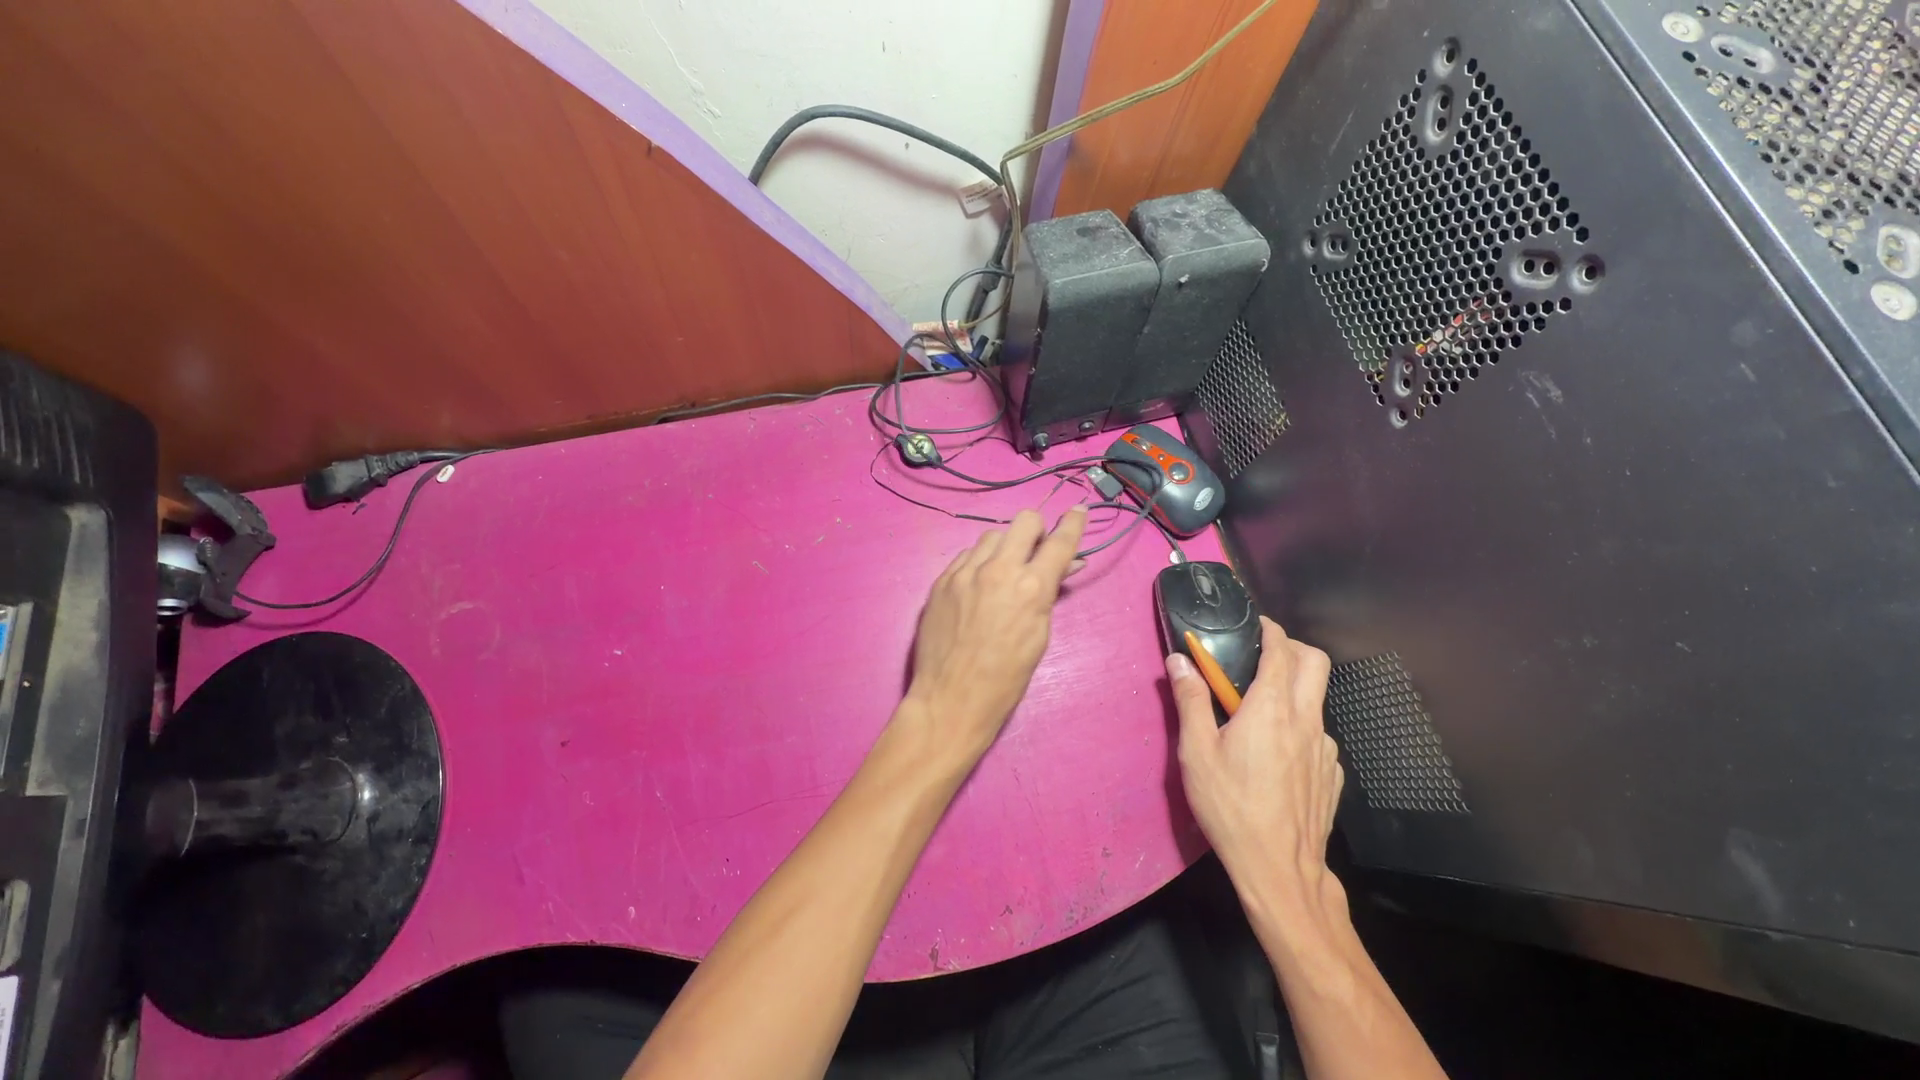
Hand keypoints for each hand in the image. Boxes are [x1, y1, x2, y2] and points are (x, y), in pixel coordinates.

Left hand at [903, 506, 1087, 763]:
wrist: (951, 698)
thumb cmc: (1006, 678)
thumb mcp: (1039, 636)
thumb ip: (1048, 595)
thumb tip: (1060, 568)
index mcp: (1031, 588)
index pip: (1059, 542)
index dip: (1074, 524)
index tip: (1078, 511)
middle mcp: (998, 570)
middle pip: (1024, 521)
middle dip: (1036, 530)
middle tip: (1035, 550)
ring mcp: (965, 572)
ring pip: (991, 536)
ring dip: (1004, 547)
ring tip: (1003, 573)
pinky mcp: (941, 580)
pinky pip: (965, 557)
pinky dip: (978, 564)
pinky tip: (977, 586)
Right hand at [1170, 617, 1343, 913]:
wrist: (1279, 868)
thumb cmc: (1230, 806)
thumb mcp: (1196, 753)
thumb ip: (1191, 702)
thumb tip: (1180, 662)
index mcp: (1271, 708)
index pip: (1281, 650)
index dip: (1270, 630)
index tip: (1256, 624)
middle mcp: (1306, 719)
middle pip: (1314, 663)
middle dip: (1292, 648)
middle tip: (1263, 656)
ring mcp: (1325, 748)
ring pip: (1316, 701)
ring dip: (1294, 692)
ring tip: (1260, 715)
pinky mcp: (1332, 774)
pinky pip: (1318, 736)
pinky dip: (1299, 729)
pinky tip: (1275, 755)